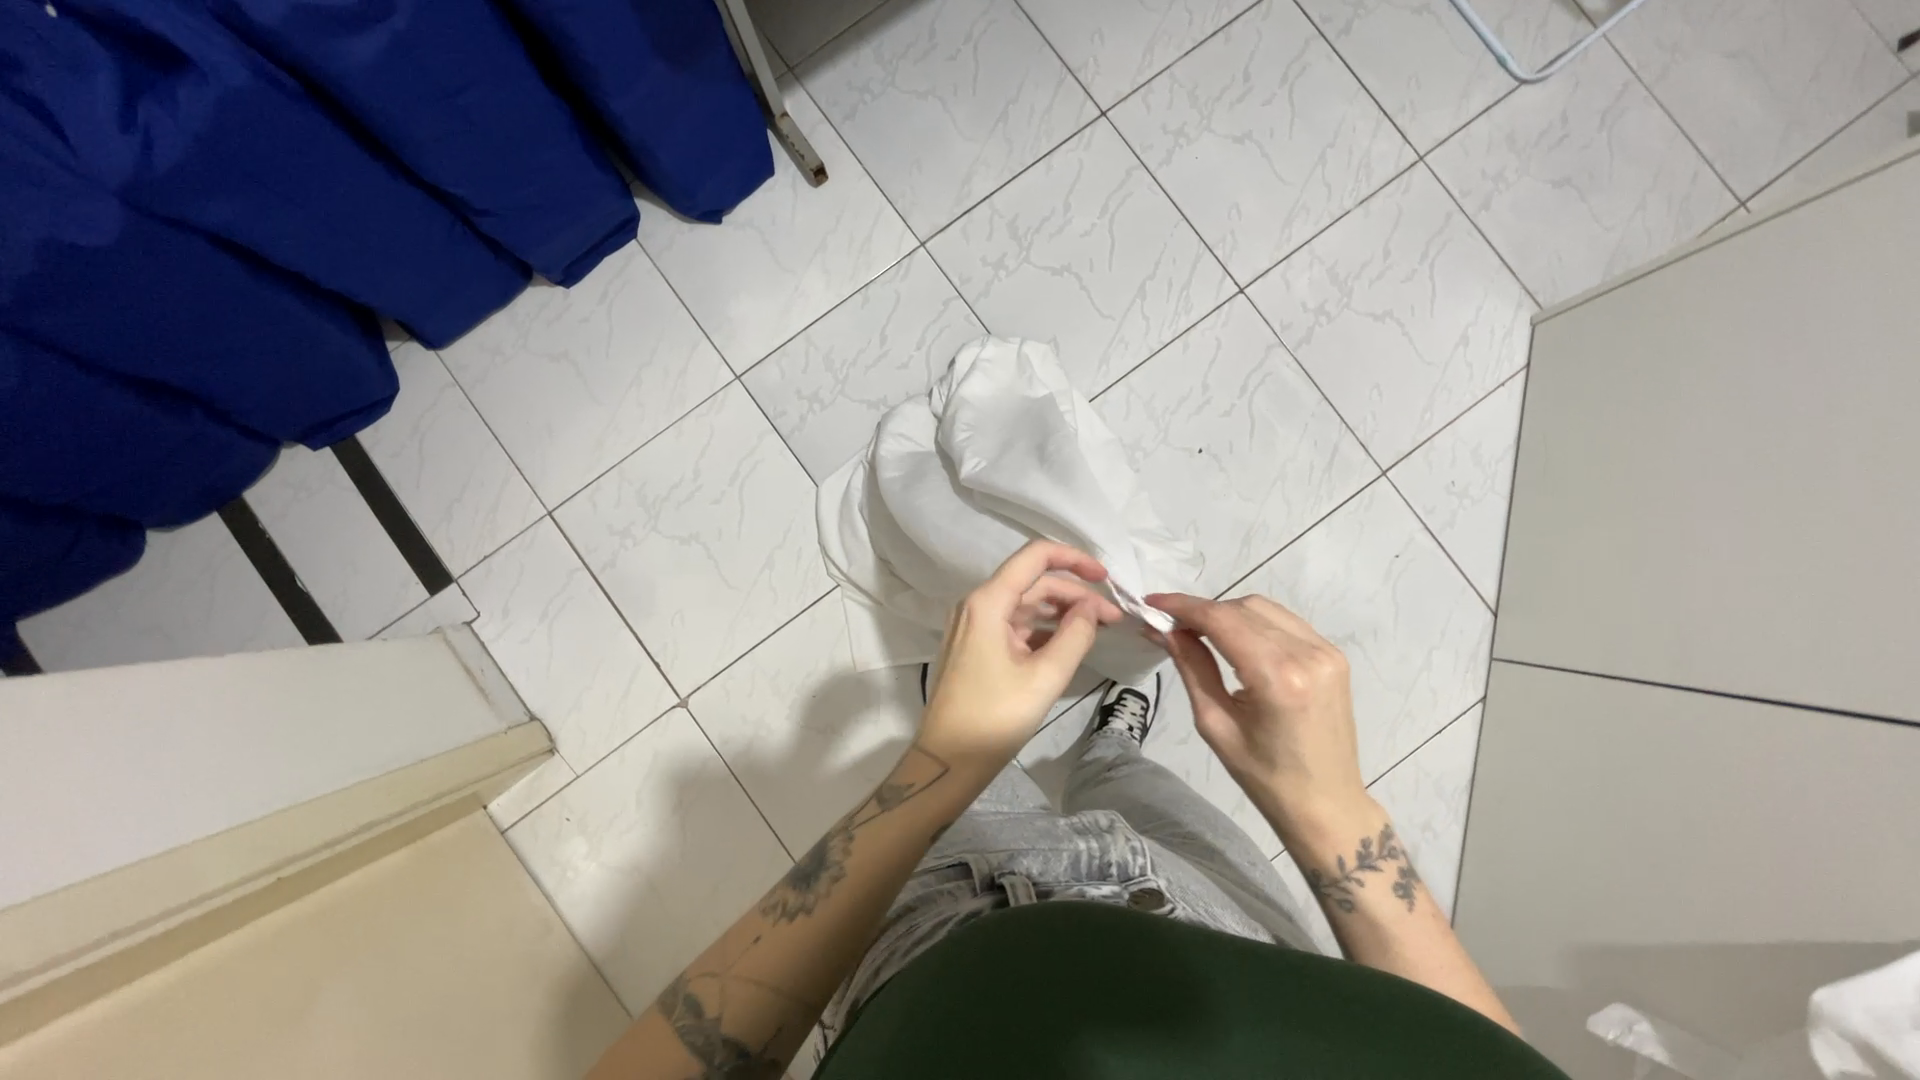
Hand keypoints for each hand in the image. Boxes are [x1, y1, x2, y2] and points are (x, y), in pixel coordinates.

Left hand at [920, 541, 1124, 770]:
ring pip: (1026, 604)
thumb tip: (1092, 607)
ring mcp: (974, 626)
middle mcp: (977, 605)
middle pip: (1033, 583)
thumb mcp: (1045, 676)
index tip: (1106, 578)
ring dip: (1062, 612)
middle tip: (1114, 619)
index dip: (1074, 559)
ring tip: (1099, 629)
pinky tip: (1070, 643)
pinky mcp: (977, 646)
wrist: (948, 759)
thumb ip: (1076, 635)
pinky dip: (1043, 629)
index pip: (1034, 557)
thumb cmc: (995, 717)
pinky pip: (1015, 625)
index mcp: (987, 602)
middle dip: (1075, 595)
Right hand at [1146, 593, 1369, 835]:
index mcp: (1277, 677)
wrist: (1326, 802)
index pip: (1222, 620)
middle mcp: (1307, 654)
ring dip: (1228, 613)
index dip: (1183, 606)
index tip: (1151, 603)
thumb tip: (1164, 629)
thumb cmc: (1263, 775)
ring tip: (1200, 632)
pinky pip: (1285, 621)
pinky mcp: (1333, 655)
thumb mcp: (1215, 724)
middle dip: (1203, 610)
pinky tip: (1236, 640)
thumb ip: (1192, 667)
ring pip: (1264, 608)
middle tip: (1171, 625)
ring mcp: (1326, 651)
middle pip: (1242, 608)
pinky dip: (1254, 622)